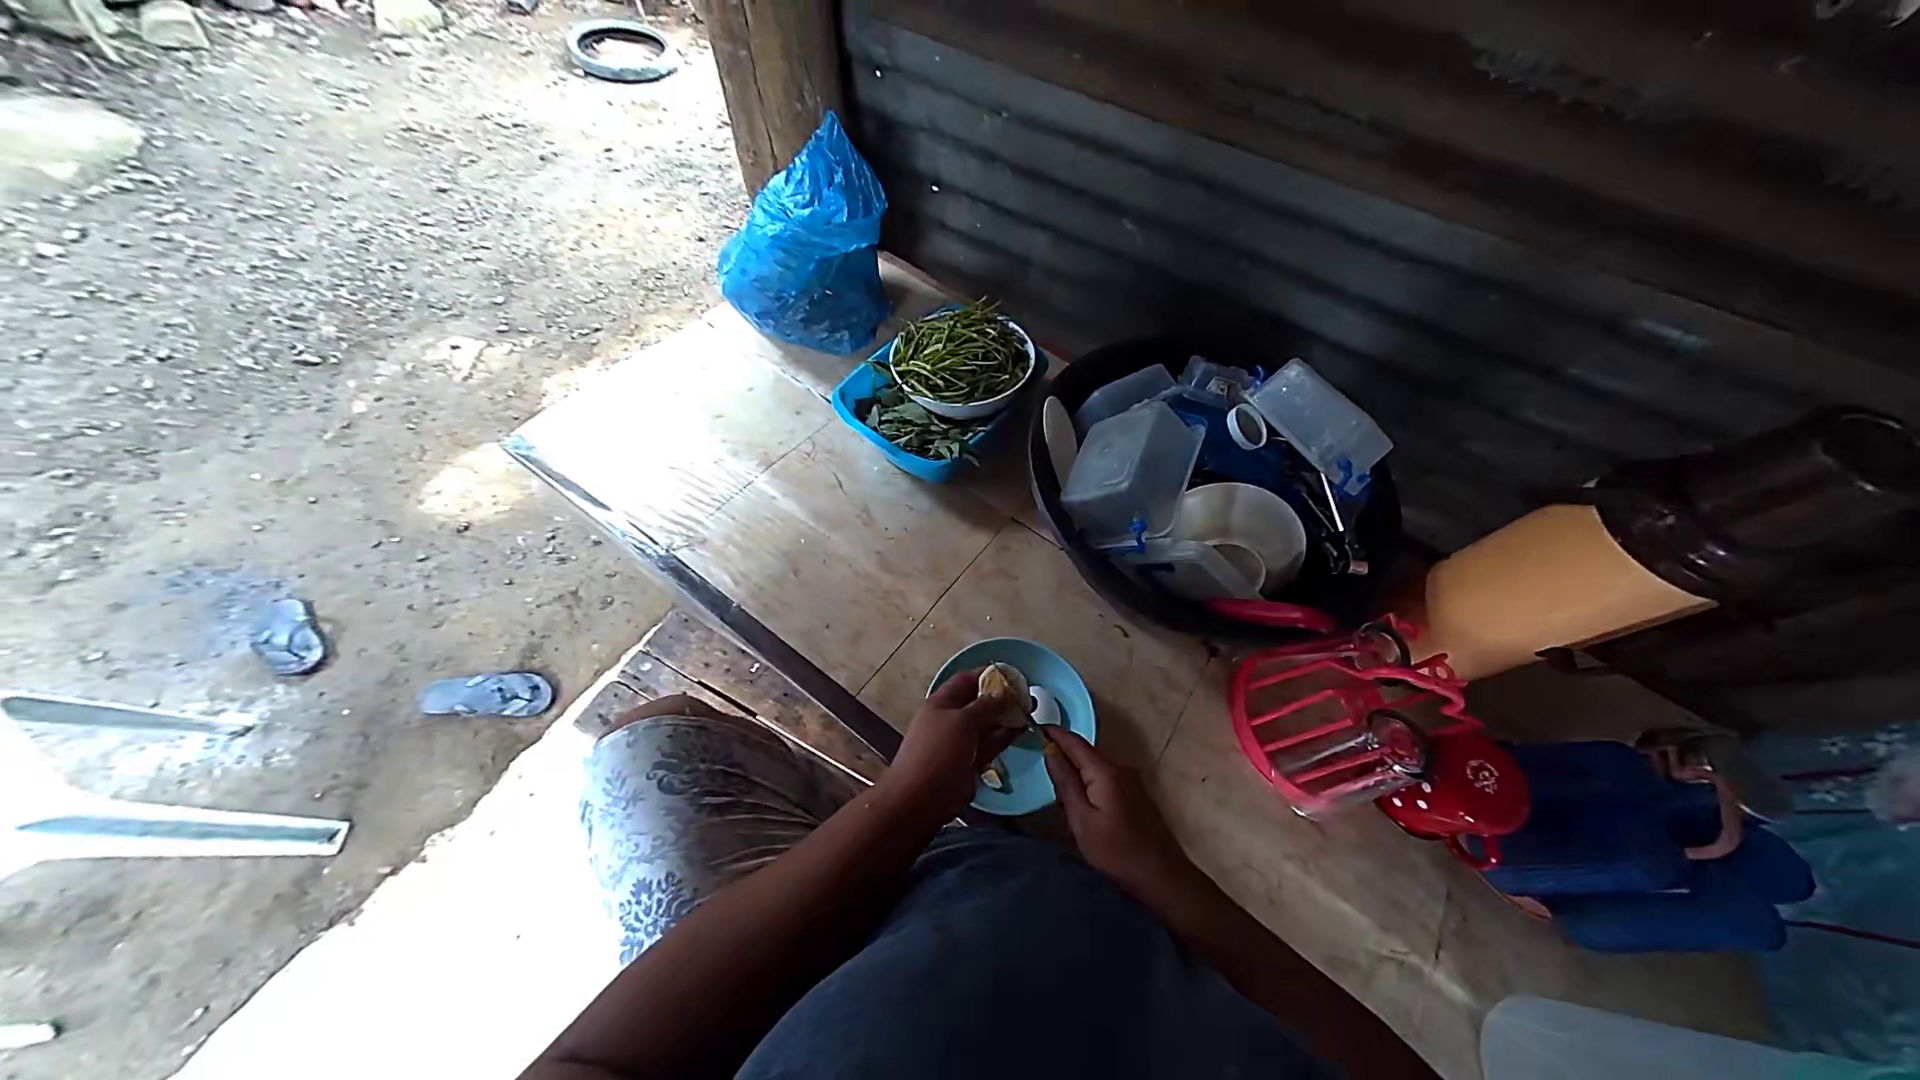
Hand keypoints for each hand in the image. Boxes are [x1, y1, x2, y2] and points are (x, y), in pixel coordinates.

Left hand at [878, 669, 1023, 822]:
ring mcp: (961, 741)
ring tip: (1029, 709)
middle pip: (979, 701)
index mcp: (942, 703)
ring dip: (1007, 715)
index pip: (966, 680)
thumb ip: (985, 706)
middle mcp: (951, 719)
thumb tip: (1002, 693)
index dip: (986, 674)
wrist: (921, 799)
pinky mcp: (971, 761)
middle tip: (1025, 693)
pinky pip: (991, 743)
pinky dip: (1006, 735)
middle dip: (1001, 696)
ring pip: (988, 723)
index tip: (1010, 672)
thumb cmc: (938, 752)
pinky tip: (1022, 729)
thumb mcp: (962, 722)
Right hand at [1042, 726, 1198, 901]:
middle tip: (1049, 787)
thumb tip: (1050, 751)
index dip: (1054, 733)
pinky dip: (1090, 790)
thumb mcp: (1081, 819)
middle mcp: (1120, 769)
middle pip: (1085, 755)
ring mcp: (1131, 781)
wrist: (1161, 877)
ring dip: (1077, 781)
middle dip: (1064, 763)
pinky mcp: (1136, 796)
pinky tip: (1086, 816)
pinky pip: (1105, 782)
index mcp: (1105, 771)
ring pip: (1094, 770)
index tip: (1035, 729)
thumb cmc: (1115, 851)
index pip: (1074, 741)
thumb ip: (1065, 782)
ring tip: (1067, 812)